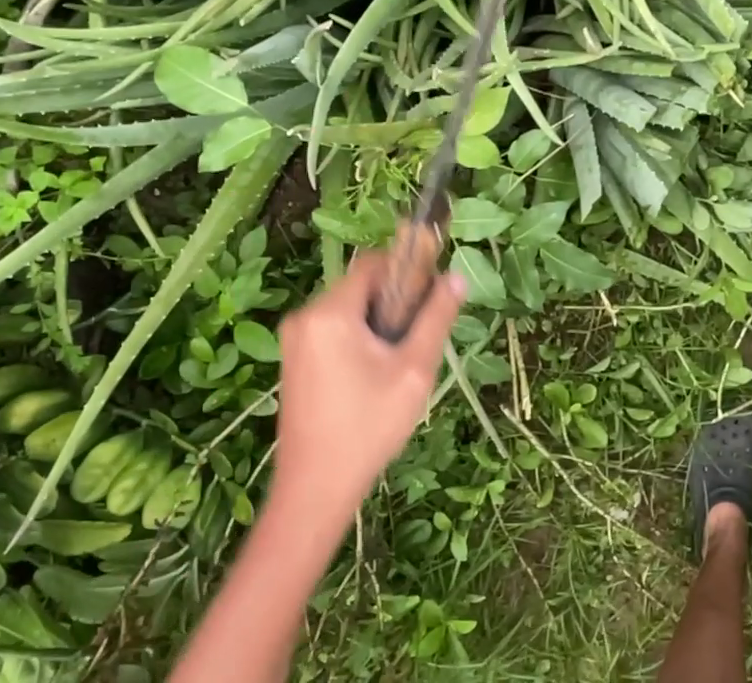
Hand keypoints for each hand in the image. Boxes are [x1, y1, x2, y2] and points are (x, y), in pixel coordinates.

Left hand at [272, 233, 465, 524]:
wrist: (316, 487)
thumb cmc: (369, 426)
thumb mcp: (414, 369)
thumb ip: (436, 317)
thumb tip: (456, 277)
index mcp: (330, 313)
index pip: (375, 263)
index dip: (409, 269)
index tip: (433, 295)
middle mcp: (305, 316)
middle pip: (362, 286)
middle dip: (396, 301)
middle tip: (420, 338)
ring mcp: (295, 340)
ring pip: (350, 309)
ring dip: (380, 321)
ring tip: (401, 362)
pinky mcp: (294, 360)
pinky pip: (335, 329)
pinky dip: (361, 337)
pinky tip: (377, 373)